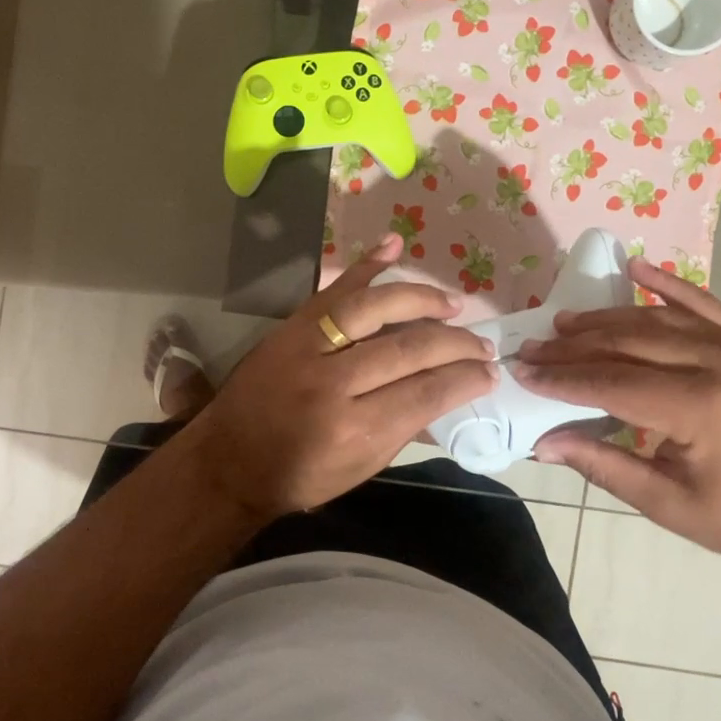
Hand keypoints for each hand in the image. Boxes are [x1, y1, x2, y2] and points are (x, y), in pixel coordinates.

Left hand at [180, 232, 497, 518]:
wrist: (229, 459)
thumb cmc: (300, 475)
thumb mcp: (360, 468)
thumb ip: (404, 426)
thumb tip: (449, 390)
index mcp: (354, 429)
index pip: (426, 392)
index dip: (465, 379)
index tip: (490, 372)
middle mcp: (334, 383)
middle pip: (410, 348)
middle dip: (456, 344)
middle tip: (482, 345)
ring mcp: (309, 347)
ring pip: (376, 308)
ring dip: (421, 300)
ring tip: (452, 304)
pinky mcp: (292, 326)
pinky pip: (334, 289)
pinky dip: (365, 265)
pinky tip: (394, 245)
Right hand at [516, 261, 720, 610]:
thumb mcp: (670, 504)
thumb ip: (604, 465)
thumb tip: (543, 442)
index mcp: (699, 406)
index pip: (610, 380)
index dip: (561, 378)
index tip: (520, 372)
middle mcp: (718, 363)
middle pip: (628, 343)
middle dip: (573, 347)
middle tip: (532, 349)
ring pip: (658, 320)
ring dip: (607, 319)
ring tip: (564, 323)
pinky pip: (706, 306)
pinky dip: (671, 285)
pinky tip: (639, 268)